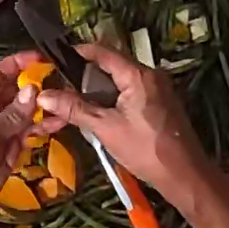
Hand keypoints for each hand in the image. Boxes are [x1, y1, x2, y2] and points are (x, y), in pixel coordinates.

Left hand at [0, 52, 55, 227]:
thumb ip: (9, 117)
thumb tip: (33, 90)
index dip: (16, 63)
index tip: (41, 58)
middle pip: (15, 90)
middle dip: (36, 81)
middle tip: (63, 78)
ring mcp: (2, 133)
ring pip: (26, 111)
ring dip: (44, 104)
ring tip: (68, 99)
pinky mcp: (11, 151)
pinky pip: (30, 132)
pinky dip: (44, 126)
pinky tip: (61, 122)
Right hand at [35, 42, 211, 196]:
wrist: (184, 175)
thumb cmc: (145, 149)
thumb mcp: (105, 128)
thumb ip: (74, 109)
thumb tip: (43, 96)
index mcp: (138, 74)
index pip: (102, 51)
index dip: (77, 52)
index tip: (55, 60)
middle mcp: (150, 74)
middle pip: (111, 64)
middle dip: (84, 75)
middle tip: (61, 86)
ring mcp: (157, 88)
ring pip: (119, 79)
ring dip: (97, 89)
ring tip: (74, 102)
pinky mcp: (159, 102)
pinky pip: (130, 91)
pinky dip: (112, 98)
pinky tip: (98, 114)